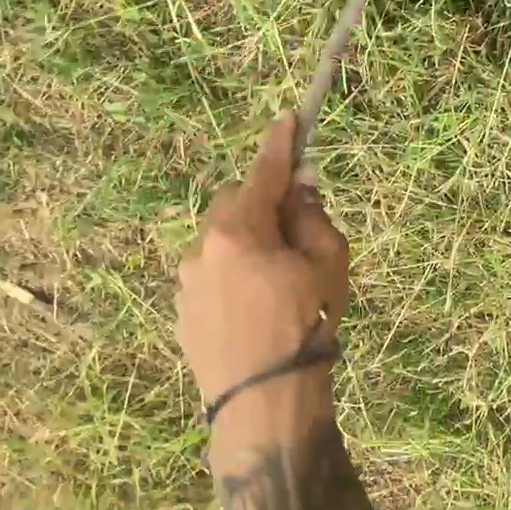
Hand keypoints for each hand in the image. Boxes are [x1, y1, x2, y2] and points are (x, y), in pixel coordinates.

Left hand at [178, 112, 350, 465]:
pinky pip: (212, 268)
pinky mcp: (182, 308)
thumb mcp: (328, 257)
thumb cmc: (307, 317)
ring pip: (221, 237)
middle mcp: (202, 248)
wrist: (264, 393)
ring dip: (250, 234)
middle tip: (300, 216)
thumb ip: (312, 215)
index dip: (279, 143)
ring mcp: (186, 281)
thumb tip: (301, 184)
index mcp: (240, 231)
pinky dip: (237, 264)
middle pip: (234, 202)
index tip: (286, 116)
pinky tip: (263, 295)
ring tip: (284, 267)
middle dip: (264, 198)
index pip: (264, 174)